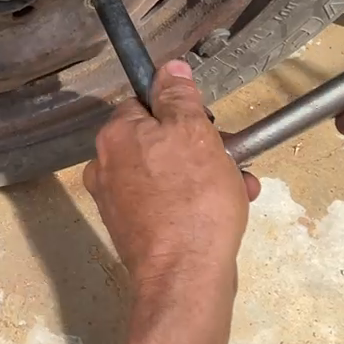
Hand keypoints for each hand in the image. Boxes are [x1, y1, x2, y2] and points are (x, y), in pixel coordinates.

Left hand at [83, 60, 260, 309]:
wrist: (183, 275)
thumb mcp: (194, 133)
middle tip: (231, 159)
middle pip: (158, 140)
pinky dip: (195, 201)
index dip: (180, 112)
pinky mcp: (133, 228)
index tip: (207, 127)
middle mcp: (105, 166)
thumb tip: (168, 68)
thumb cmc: (193, 198)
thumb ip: (178, 97)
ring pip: (168, 172)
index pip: (144, 105)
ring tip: (238, 188)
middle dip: (201, 147)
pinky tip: (226, 211)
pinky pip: (167, 202)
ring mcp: (116, 200)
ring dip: (207, 174)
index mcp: (114, 137)